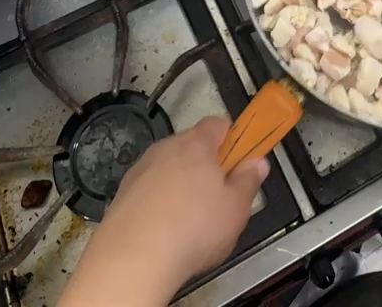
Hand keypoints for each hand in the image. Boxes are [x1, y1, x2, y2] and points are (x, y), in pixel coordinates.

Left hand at [65, 116, 269, 304]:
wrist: (133, 257)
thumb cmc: (193, 228)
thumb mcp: (236, 209)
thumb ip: (249, 181)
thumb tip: (258, 162)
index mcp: (197, 143)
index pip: (218, 124)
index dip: (231, 140)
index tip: (239, 161)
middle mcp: (167, 146)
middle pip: (192, 145)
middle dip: (206, 166)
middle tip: (218, 196)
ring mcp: (142, 167)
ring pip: (169, 167)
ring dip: (180, 183)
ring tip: (189, 219)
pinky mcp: (123, 191)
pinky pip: (149, 188)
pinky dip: (158, 201)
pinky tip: (164, 229)